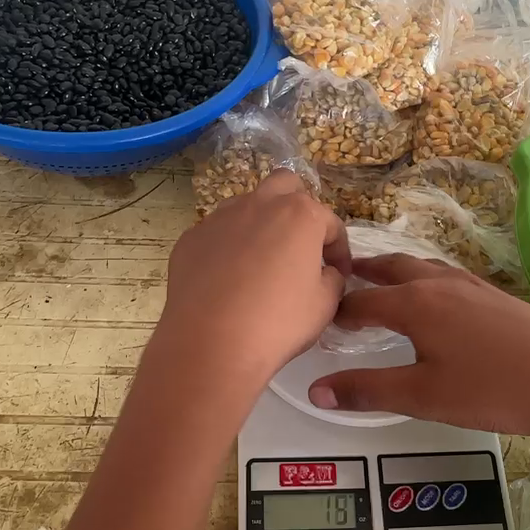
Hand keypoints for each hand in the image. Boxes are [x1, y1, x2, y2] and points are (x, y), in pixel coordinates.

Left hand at [159, 169, 349, 387]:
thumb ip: (331, 278)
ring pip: (247, 205)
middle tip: (300, 245)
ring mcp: (219, 218)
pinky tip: (228, 279)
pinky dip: (229, 247)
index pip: (330, 222)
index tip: (339, 273)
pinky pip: (217, 233)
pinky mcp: (191, 238)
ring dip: (261, 224)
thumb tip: (324, 272)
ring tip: (262, 261)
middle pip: (285, 185)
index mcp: (299, 215)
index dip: (339, 249)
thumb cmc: (278, 323)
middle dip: (298, 208)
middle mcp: (258, 205)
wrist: (210, 344)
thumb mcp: (325, 304)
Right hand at [307, 255, 529, 448]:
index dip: (339, 312)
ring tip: (387, 276)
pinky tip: (442, 295)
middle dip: (367, 272)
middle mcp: (441, 285)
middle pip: (394, 269)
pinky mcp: (501, 298)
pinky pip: (451, 276)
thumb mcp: (421, 396)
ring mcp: (475, 287)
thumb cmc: (491, 388)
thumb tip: (316, 391)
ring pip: (426, 268)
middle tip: (346, 272)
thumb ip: (367, 390)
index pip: (363, 301)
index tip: (321, 322)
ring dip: (399, 270)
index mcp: (415, 303)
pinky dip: (429, 278)